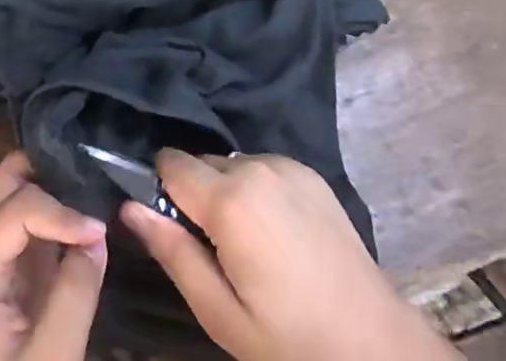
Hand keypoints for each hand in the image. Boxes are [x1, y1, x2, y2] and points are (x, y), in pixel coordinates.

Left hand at [0, 151, 108, 360]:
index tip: (99, 231)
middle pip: (7, 181)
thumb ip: (75, 292)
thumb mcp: (52, 354)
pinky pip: (35, 215)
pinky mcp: (18, 266)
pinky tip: (87, 212)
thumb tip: (97, 235)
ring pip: (18, 190)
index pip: (17, 209)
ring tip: (93, 190)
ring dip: (53, 183)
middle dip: (47, 171)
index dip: (59, 212)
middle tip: (92, 181)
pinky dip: (60, 204)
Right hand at [121, 150, 457, 360]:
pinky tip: (277, 234)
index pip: (170, 162)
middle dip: (196, 195)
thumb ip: (171, 251)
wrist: (376, 344)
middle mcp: (257, 167)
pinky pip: (262, 168)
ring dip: (226, 191)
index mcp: (230, 200)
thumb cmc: (290, 339)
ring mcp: (288, 165)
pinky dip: (256, 190)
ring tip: (250, 245)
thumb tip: (130, 206)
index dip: (162, 190)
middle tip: (215, 250)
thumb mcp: (219, 312)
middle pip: (201, 163)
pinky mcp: (311, 173)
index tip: (173, 229)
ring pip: (231, 165)